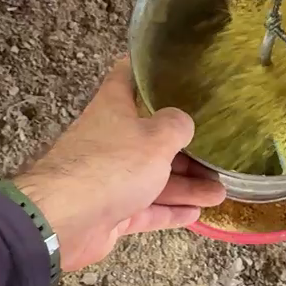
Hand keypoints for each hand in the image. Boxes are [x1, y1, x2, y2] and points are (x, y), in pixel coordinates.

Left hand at [14, 58, 226, 271]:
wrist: (64, 221)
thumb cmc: (112, 165)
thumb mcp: (156, 137)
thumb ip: (178, 125)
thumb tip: (184, 122)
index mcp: (113, 108)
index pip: (127, 76)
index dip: (148, 69)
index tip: (174, 65)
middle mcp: (111, 139)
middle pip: (151, 136)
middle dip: (185, 146)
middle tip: (217, 151)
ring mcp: (109, 178)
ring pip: (154, 177)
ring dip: (187, 184)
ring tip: (220, 191)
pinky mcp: (111, 210)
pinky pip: (147, 207)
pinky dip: (170, 210)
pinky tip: (196, 212)